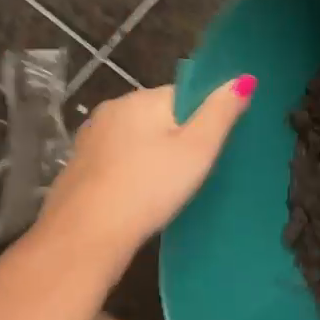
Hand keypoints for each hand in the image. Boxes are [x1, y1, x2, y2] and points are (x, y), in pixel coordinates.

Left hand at [36, 76, 254, 264]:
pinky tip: (139, 196)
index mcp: (141, 99)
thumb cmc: (148, 188)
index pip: (185, 94)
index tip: (210, 147)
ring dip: (154, 155)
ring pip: (137, 139)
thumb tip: (243, 78)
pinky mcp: (76, 169)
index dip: (203, 118)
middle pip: (160, 115)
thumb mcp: (198, 149)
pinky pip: (117, 160)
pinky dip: (131, 171)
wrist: (82, 240)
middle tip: (194, 170)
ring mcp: (89, 140)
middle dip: (178, 136)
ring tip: (168, 186)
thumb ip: (222, 110)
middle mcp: (111, 111)